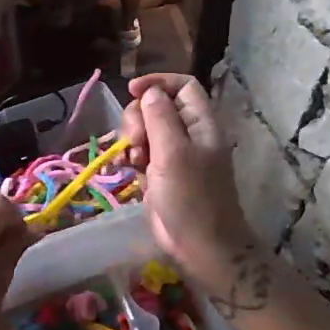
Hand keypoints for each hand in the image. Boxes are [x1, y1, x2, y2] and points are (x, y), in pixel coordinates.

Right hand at [119, 74, 256, 285]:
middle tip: (134, 140)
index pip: (182, 86)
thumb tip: (149, 91)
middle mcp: (189, 135)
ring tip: (133, 161)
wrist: (200, 247)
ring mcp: (175, 156)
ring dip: (132, 140)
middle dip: (138, 117)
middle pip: (157, 106)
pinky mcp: (161, 175)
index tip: (131, 92)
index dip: (157, 83)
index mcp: (202, 124)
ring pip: (146, 130)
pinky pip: (142, 154)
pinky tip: (128, 170)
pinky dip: (132, 158)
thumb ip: (159, 116)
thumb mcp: (173, 152)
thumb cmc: (191, 198)